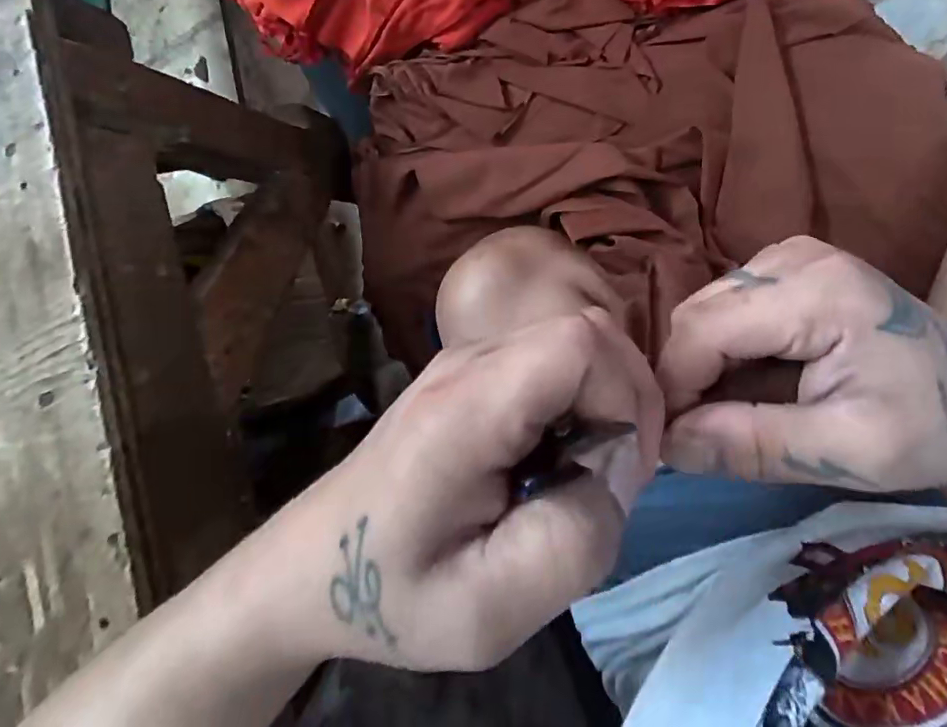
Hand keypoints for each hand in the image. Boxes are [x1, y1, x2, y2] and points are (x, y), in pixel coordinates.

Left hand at [280, 308, 661, 670]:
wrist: (320, 562)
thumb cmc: (396, 592)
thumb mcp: (488, 610)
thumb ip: (573, 542)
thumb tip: (614, 470)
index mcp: (466, 407)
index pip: (579, 343)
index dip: (626, 399)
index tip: (620, 476)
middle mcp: (466, 363)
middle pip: (586, 335)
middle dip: (626, 404)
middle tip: (610, 483)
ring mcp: (464, 359)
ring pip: (573, 346)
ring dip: (603, 407)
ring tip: (580, 478)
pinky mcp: (468, 371)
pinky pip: (549, 363)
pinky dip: (578, 406)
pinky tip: (555, 461)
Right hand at [657, 237, 946, 491]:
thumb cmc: (934, 430)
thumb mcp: (850, 453)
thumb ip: (755, 444)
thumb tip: (666, 444)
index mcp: (817, 292)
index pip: (703, 329)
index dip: (674, 385)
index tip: (670, 440)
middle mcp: (792, 256)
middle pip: (698, 314)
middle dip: (687, 376)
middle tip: (699, 435)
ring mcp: (789, 255)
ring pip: (705, 309)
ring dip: (702, 364)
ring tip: (730, 413)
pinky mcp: (787, 266)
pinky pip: (725, 306)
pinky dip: (722, 350)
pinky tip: (749, 383)